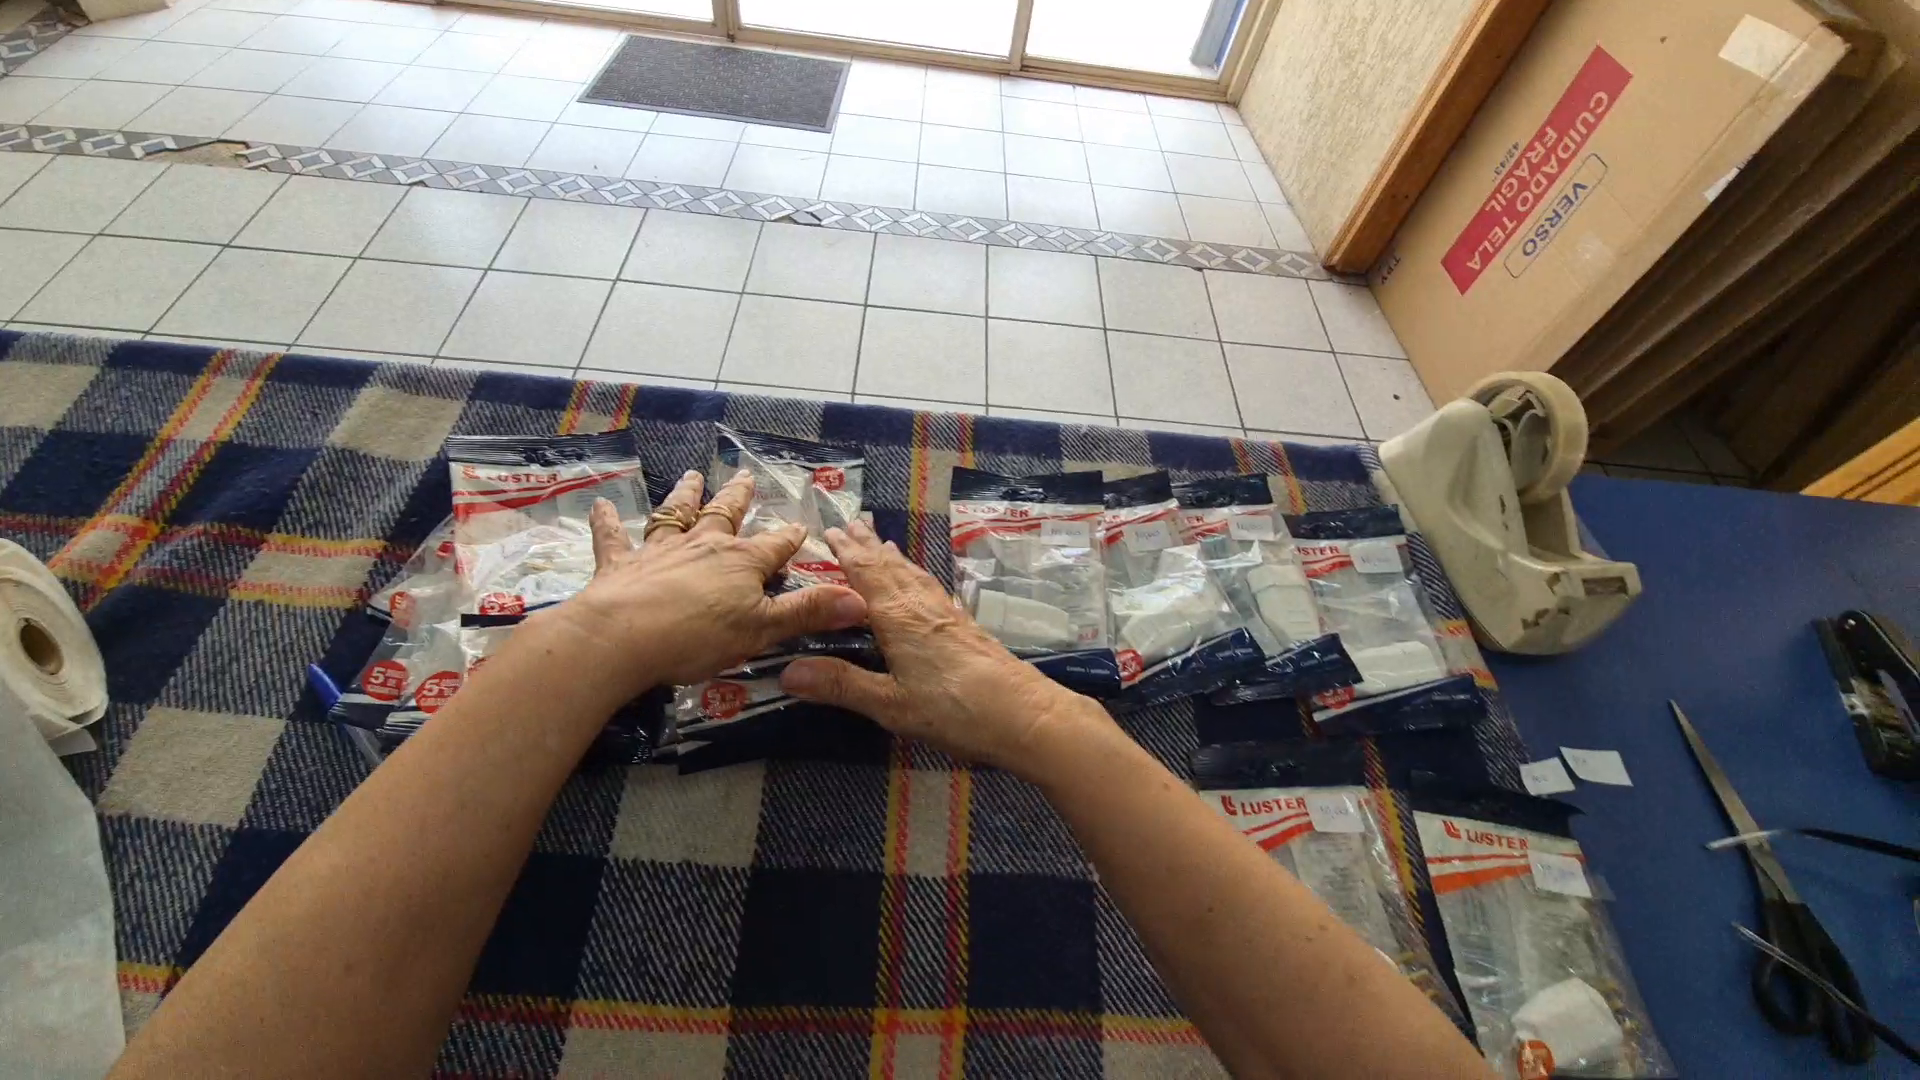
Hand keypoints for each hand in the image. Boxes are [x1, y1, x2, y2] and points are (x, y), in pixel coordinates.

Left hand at [546, 468, 868, 695]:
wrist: (620, 638)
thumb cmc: (697, 636)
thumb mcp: (762, 629)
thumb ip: (808, 612)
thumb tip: (861, 600)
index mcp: (741, 562)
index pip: (775, 545)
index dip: (790, 537)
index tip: (800, 526)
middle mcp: (704, 546)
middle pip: (725, 515)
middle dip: (739, 498)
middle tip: (746, 477)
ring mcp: (660, 551)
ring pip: (676, 516)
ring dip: (685, 496)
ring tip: (693, 476)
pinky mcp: (620, 565)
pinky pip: (614, 538)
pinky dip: (608, 522)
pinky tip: (599, 504)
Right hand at [778, 520, 1102, 775]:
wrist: (1025, 714)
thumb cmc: (953, 710)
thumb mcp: (890, 704)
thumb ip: (841, 685)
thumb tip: (786, 671)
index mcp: (898, 617)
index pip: (865, 574)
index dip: (846, 552)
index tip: (830, 530)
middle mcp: (922, 606)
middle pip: (890, 567)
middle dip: (868, 546)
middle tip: (851, 523)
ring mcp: (947, 614)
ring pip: (914, 575)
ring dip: (892, 557)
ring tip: (880, 542)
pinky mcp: (965, 626)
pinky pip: (931, 588)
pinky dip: (916, 576)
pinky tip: (921, 583)